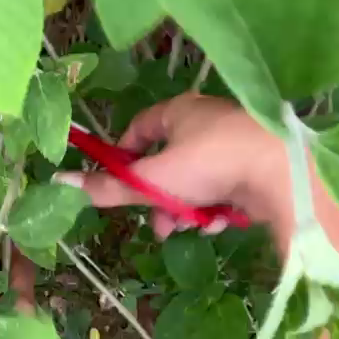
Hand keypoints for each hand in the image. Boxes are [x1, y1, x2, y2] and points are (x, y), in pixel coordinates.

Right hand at [57, 95, 288, 238]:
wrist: (279, 172)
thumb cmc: (209, 164)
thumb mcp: (151, 179)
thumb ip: (109, 187)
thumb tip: (59, 182)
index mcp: (180, 112)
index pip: (141, 128)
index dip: (125, 157)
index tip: (119, 184)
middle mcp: (207, 123)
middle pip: (168, 164)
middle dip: (160, 199)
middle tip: (160, 223)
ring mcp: (233, 146)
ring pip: (195, 183)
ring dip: (187, 210)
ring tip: (191, 226)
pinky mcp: (254, 170)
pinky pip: (223, 192)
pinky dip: (216, 210)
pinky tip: (219, 223)